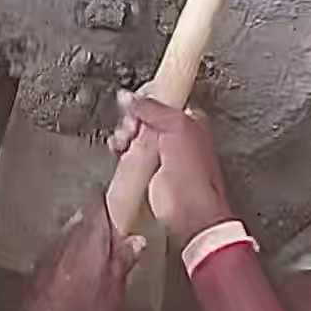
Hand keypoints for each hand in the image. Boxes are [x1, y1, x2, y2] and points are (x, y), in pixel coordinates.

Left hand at [0, 196, 144, 310]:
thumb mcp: (114, 289)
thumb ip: (124, 259)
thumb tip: (137, 239)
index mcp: (89, 232)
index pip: (97, 196)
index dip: (109, 194)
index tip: (121, 198)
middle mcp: (67, 233)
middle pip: (85, 216)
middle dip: (100, 226)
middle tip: (117, 240)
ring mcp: (51, 248)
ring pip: (72, 235)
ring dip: (85, 244)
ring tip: (100, 265)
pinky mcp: (40, 266)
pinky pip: (61, 253)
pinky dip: (71, 261)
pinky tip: (79, 281)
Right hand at [109, 92, 233, 238]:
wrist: (189, 212)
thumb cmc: (194, 172)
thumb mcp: (175, 125)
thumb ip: (152, 108)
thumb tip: (129, 97)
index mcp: (189, 121)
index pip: (162, 100)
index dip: (146, 99)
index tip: (134, 101)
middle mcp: (176, 136)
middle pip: (144, 117)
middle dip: (132, 118)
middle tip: (130, 125)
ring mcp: (162, 155)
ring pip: (135, 134)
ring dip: (124, 132)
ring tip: (123, 137)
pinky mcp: (148, 172)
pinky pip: (129, 153)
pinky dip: (120, 148)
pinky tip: (117, 147)